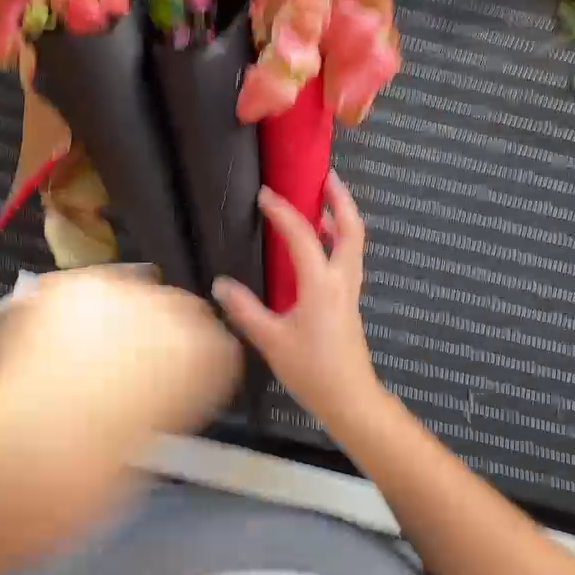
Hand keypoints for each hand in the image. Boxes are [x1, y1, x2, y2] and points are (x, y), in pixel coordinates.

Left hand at [0, 268, 238, 571]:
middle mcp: (164, 309)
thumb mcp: (152, 442)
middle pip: (179, 309)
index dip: (195, 367)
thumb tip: (164, 385)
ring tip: (94, 357)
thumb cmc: (91, 473)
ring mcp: (111, 291)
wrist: (12, 459)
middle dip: (161, 335)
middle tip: (133, 372)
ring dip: (122, 319)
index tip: (178, 386)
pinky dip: (81, 313)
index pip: (217, 343)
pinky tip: (65, 342)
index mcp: (199, 354)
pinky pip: (86, 293)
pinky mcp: (64, 286)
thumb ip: (171, 399)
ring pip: (134, 292)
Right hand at [213, 174, 391, 426]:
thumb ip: (245, 310)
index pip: (303, 236)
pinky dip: (337, 239)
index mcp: (322, 285)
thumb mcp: (271, 341)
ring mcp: (350, 290)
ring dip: (342, 217)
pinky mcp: (349, 301)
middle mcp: (342, 280)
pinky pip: (348, 257)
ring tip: (322, 201)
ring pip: (354, 242)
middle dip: (340, 199)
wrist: (350, 398)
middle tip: (325, 175)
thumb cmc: (311, 370)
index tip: (265, 193)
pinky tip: (319, 243)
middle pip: (351, 228)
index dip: (283, 211)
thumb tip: (220, 285)